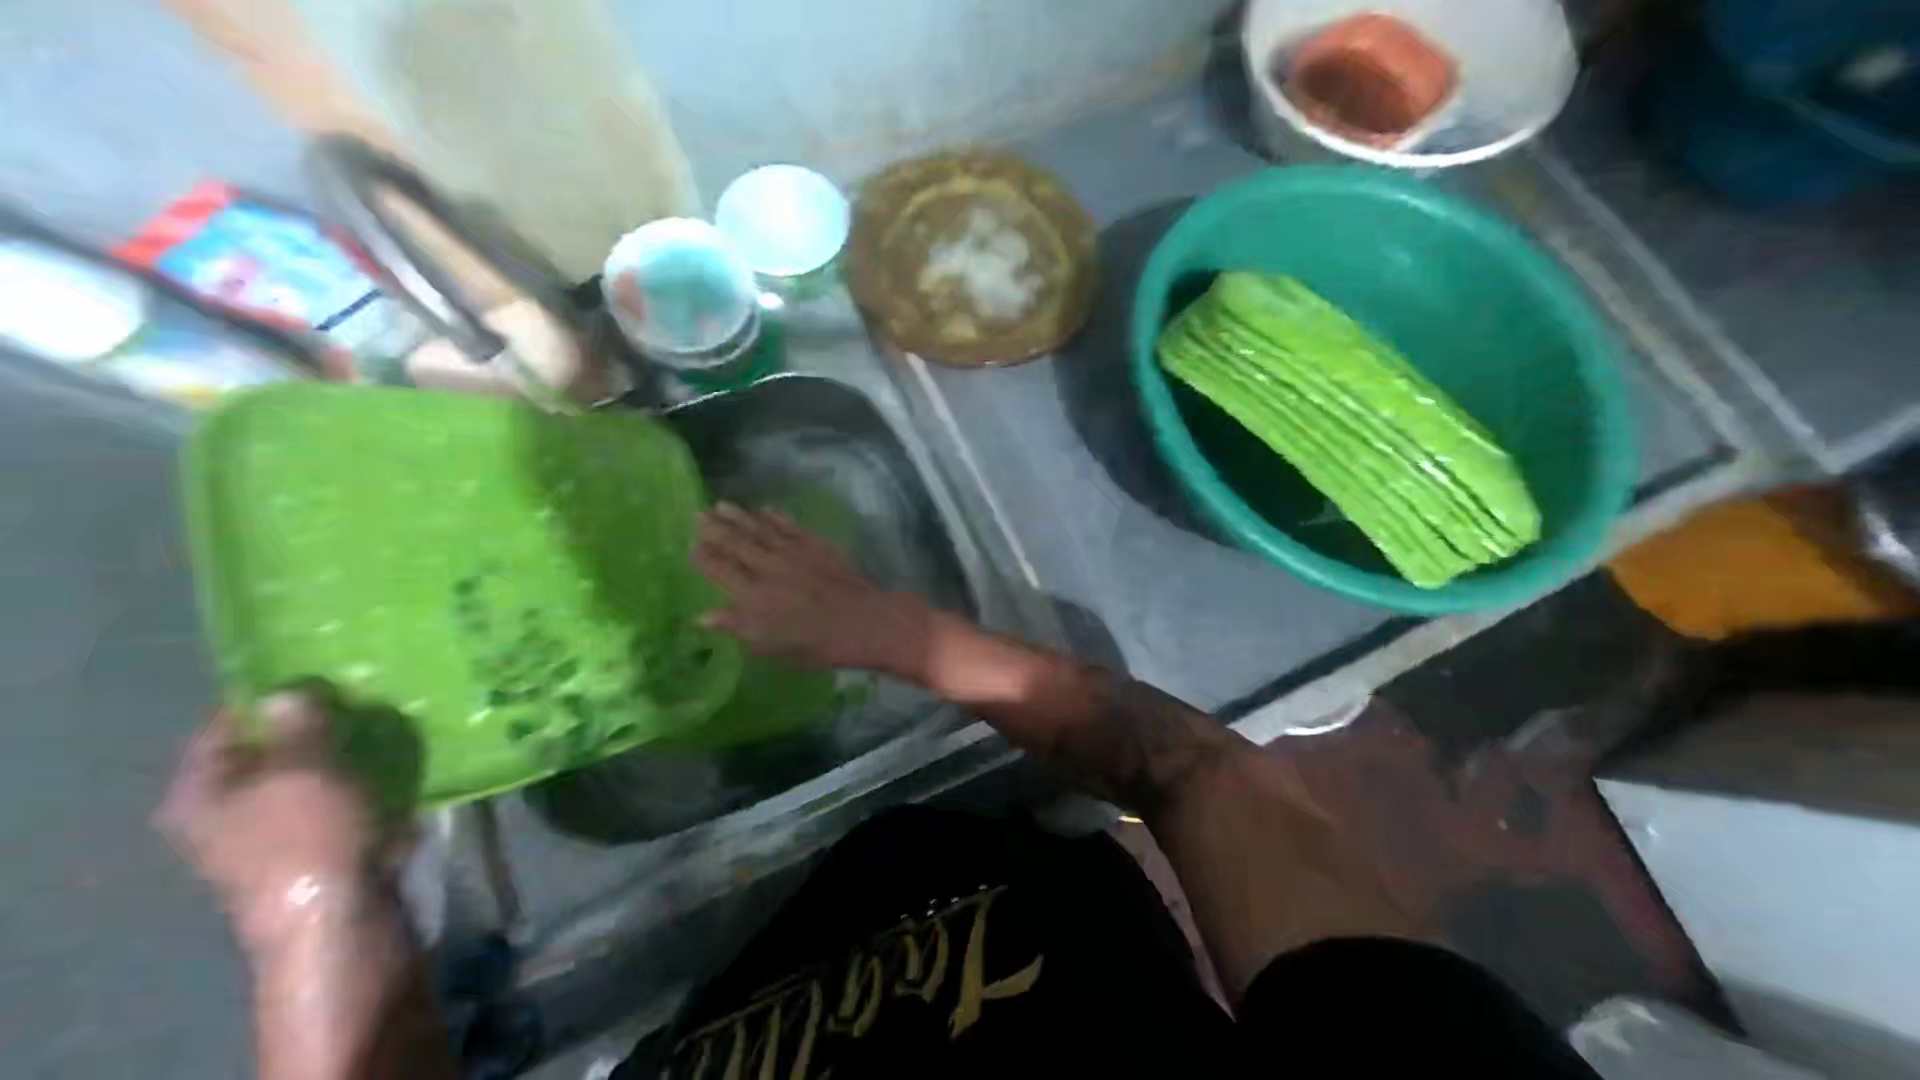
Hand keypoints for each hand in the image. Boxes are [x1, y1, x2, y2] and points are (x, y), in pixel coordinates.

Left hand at [155, 693, 391, 951]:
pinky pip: (344, 792)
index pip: (227, 725)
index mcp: (201, 792)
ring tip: (393, 715)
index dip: (271, 695)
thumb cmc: (306, 836)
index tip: (323, 670)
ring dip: (350, 747)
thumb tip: (288, 692)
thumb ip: (297, 726)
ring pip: (317, 770)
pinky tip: (401, 754)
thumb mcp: (300, 770)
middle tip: (369, 688)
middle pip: (275, 748)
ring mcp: (278, 828)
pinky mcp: (323, 839)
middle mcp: (230, 809)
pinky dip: (368, 773)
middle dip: (320, 721)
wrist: (339, 911)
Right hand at [692, 502, 930, 674]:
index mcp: (753, 597)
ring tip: (721, 505)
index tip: (691, 546)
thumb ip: (737, 628)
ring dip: (739, 516)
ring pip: (760, 529)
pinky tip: (765, 509)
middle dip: (714, 528)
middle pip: (735, 543)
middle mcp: (768, 568)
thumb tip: (702, 616)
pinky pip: (790, 525)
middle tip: (697, 514)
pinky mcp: (816, 544)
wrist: (865, 622)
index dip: (704, 558)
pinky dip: (775, 516)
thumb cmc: (818, 644)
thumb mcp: (772, 647)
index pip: (720, 571)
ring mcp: (793, 553)